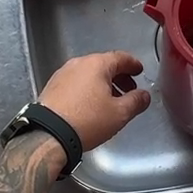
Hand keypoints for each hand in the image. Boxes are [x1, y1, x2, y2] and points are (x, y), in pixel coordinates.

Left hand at [38, 51, 152, 150]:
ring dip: (102, 83)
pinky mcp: (52, 87)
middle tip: (129, 89)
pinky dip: (87, 88)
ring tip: (111, 100)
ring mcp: (62, 74)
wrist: (48, 134)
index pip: (120, 57)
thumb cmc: (87, 120)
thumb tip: (144, 95)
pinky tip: (90, 105)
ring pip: (88, 73)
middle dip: (119, 76)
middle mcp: (78, 63)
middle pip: (103, 64)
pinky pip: (76, 82)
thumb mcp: (119, 113)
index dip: (132, 64)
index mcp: (97, 64)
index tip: (139, 70)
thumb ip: (136, 101)